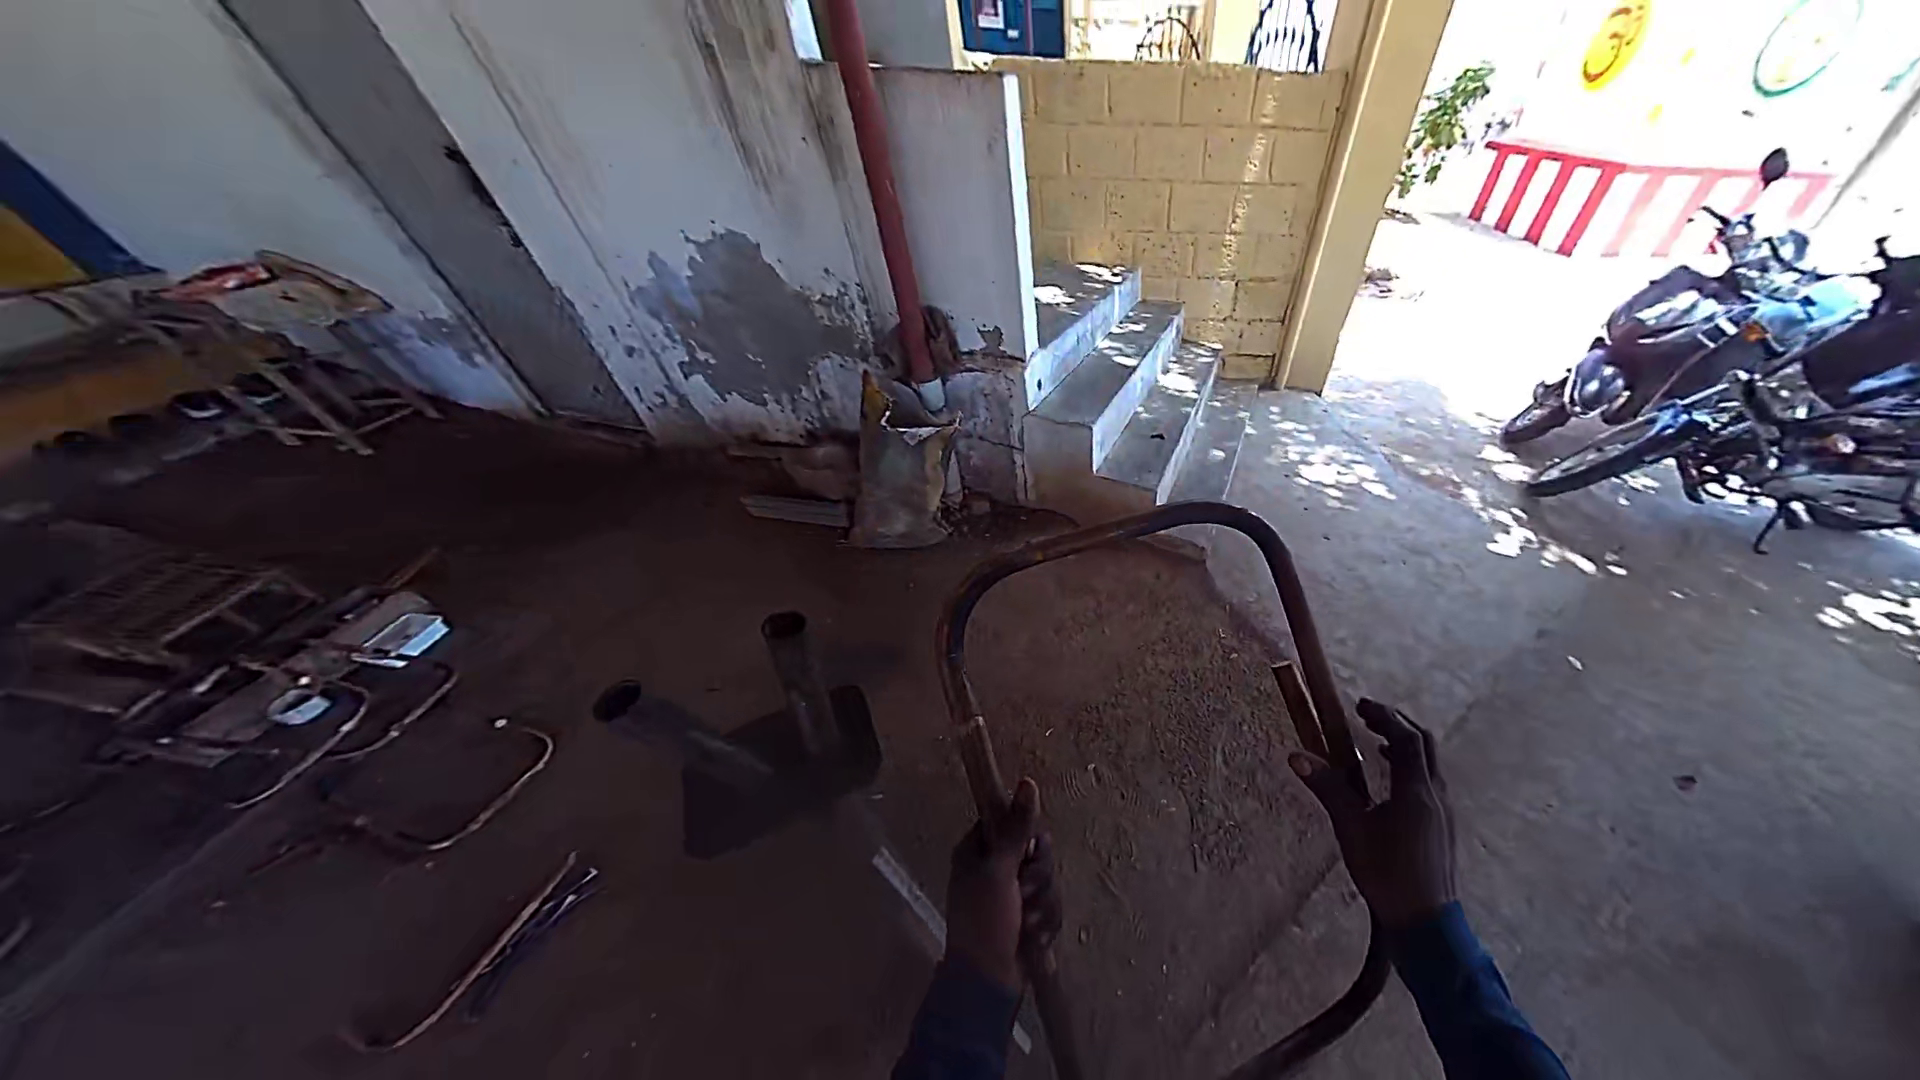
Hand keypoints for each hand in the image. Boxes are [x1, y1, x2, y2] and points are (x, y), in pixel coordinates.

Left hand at [944, 777, 1061, 991]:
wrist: (987, 985)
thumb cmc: (984, 921)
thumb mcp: (1000, 870)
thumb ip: (1017, 828)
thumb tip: (1028, 782)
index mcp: (978, 849)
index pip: (1013, 823)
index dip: (1027, 836)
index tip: (1030, 851)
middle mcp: (994, 866)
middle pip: (1037, 851)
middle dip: (1039, 876)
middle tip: (1025, 892)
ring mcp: (1011, 893)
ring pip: (1047, 880)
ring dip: (1042, 903)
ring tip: (1027, 922)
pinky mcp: (1027, 916)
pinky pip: (1050, 906)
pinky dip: (1045, 922)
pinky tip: (1033, 937)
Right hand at [1289, 699, 1455, 928]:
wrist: (1425, 924)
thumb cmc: (1387, 872)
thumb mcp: (1351, 827)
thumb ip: (1328, 788)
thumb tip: (1296, 755)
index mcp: (1417, 792)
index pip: (1407, 739)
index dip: (1385, 717)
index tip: (1359, 705)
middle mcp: (1436, 796)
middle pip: (1425, 745)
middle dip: (1396, 724)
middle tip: (1366, 715)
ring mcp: (1442, 812)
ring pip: (1428, 763)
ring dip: (1402, 744)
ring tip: (1372, 741)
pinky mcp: (1439, 826)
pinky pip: (1426, 781)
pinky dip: (1406, 765)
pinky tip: (1384, 778)